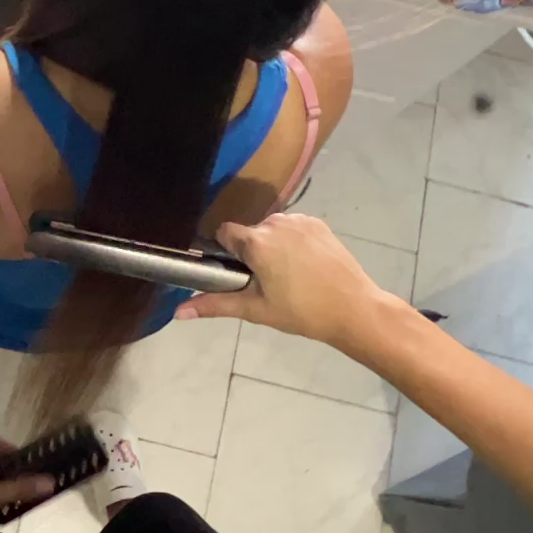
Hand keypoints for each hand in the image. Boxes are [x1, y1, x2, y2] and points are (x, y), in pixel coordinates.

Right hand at [176, 214, 404, 347]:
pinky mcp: (317, 223)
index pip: (224, 233)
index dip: (225, 251)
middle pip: (248, 232)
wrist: (354, 308)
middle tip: (265, 281)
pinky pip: (292, 227)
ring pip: (270, 229)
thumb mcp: (255, 309)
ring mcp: (299, 220)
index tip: (236, 271)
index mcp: (256, 242)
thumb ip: (214, 305)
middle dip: (251, 252)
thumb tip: (178, 312)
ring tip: (287, 275)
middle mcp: (274, 223)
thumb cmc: (301, 312)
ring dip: (271, 245)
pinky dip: (292, 241)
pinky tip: (304, 264)